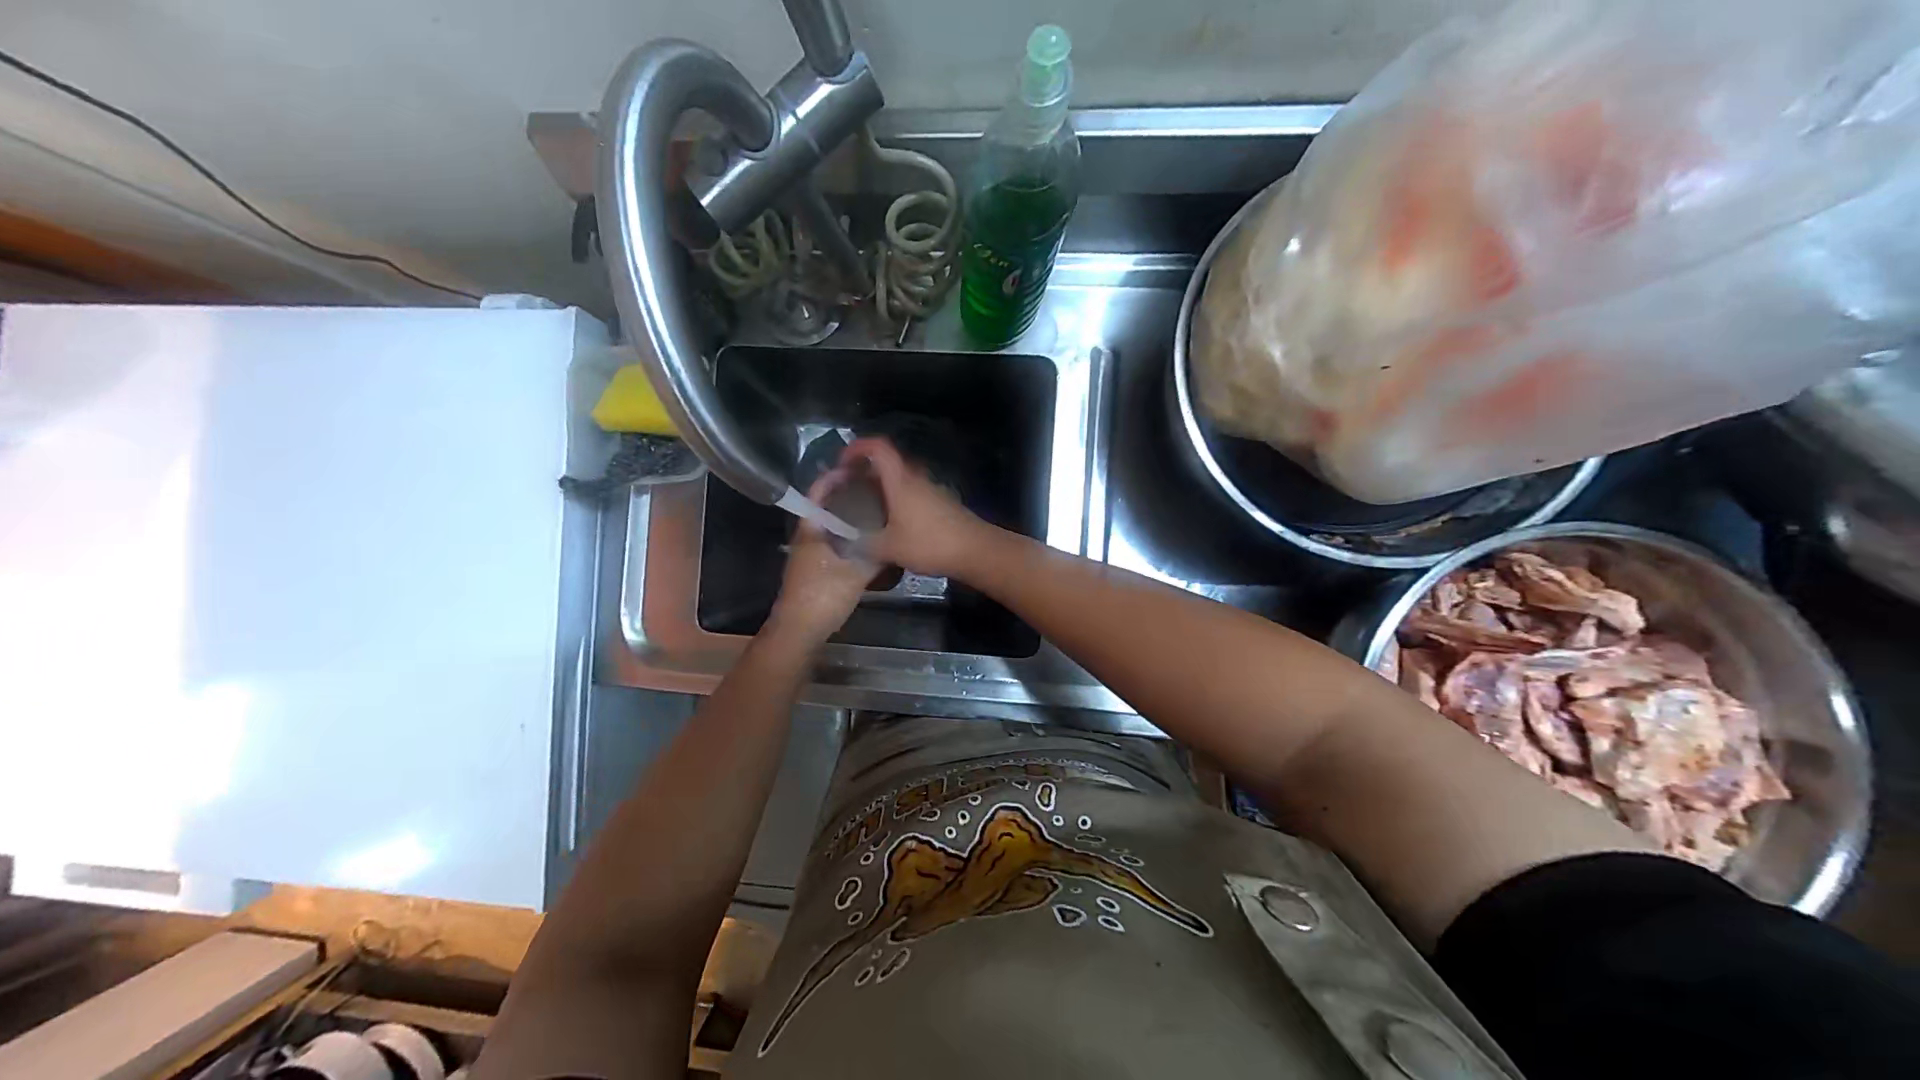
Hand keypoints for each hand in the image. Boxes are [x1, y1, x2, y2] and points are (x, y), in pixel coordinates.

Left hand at [767, 472, 881, 644]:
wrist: (799, 632)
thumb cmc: (822, 596)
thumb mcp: (855, 572)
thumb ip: (874, 554)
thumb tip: (894, 539)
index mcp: (811, 531)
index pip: (819, 494)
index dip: (835, 478)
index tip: (858, 468)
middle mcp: (807, 538)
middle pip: (826, 509)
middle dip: (847, 497)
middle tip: (875, 489)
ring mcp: (809, 556)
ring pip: (830, 529)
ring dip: (849, 519)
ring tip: (876, 512)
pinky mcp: (815, 571)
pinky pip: (834, 545)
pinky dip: (849, 539)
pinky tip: (868, 543)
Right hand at [840, 437, 993, 578]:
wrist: (976, 551)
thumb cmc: (930, 543)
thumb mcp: (889, 548)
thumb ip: (861, 544)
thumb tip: (841, 543)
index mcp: (900, 481)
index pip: (878, 448)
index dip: (857, 448)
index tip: (841, 463)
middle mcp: (915, 479)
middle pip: (887, 464)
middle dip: (864, 472)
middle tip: (847, 490)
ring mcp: (931, 490)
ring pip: (900, 480)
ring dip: (881, 488)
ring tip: (865, 509)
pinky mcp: (940, 503)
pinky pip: (912, 493)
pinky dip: (896, 500)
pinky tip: (891, 523)